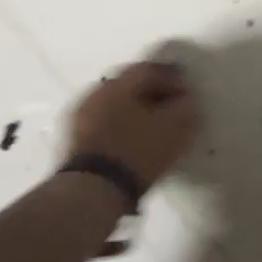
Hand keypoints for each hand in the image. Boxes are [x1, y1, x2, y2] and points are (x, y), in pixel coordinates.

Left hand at [66, 62, 201, 191]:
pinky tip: (131, 143)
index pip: (150, 69)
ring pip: (115, 105)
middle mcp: (97, 92)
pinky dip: (120, 127)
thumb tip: (187, 98)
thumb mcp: (173, 129)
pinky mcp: (74, 141)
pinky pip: (104, 124)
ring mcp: (81, 116)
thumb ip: (185, 107)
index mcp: (120, 83)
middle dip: (152, 94)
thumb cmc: (137, 153)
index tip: (187, 92)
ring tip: (151, 129)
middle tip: (170, 108)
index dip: (173, 78)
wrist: (92, 192)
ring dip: (134, 111)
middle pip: (130, 85)